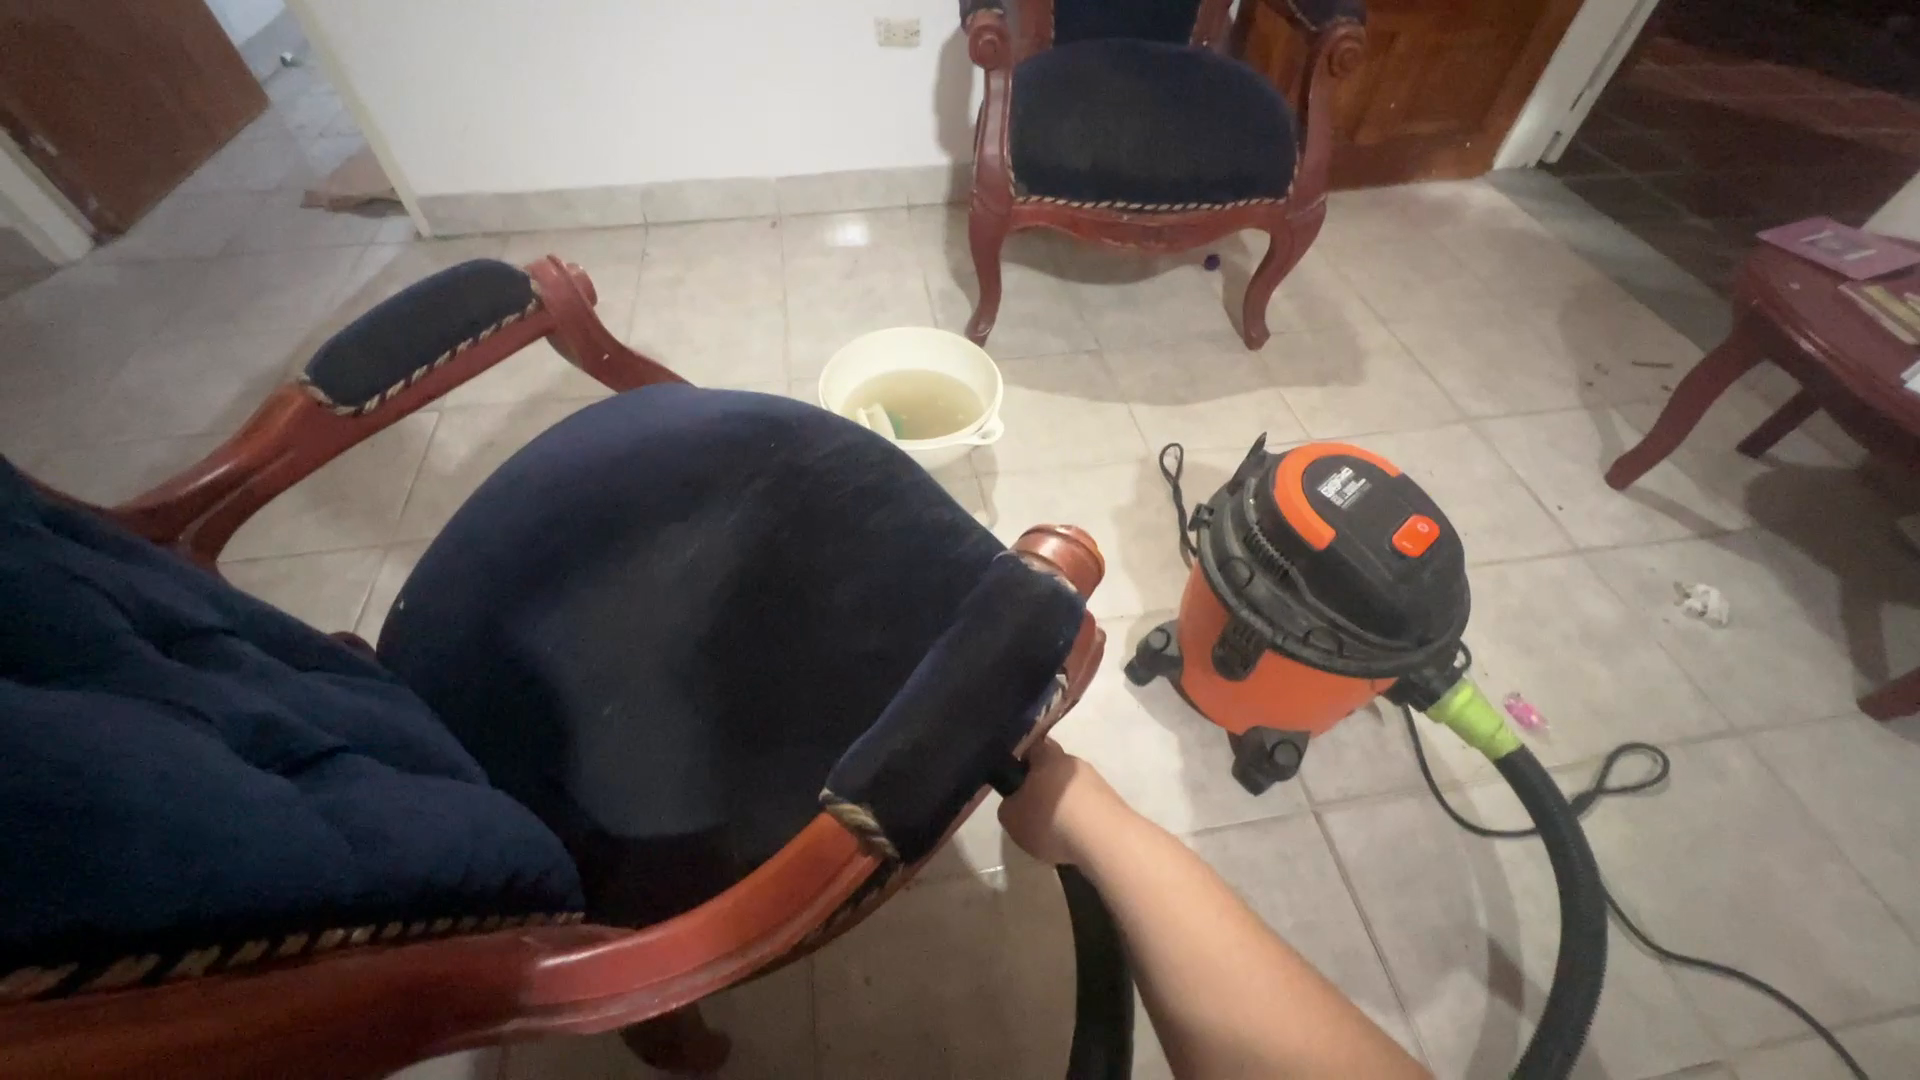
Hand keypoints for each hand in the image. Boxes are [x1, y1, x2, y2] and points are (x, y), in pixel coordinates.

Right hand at [997, 738, 1128, 864]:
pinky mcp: (1112, 800)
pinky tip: (1075, 838)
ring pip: (1072, 787)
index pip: (1031, 746)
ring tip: (1056, 830)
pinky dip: (1080, 818)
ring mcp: (1096, 780)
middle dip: (1043, 786)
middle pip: (1053, 768)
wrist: (1104, 840)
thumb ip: (1009, 804)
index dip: (1021, 760)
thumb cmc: (1050, 820)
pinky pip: (1088, 805)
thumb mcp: (1011, 817)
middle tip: (1032, 809)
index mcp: (1047, 755)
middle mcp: (1073, 761)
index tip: (1014, 780)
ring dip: (1063, 803)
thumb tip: (1017, 802)